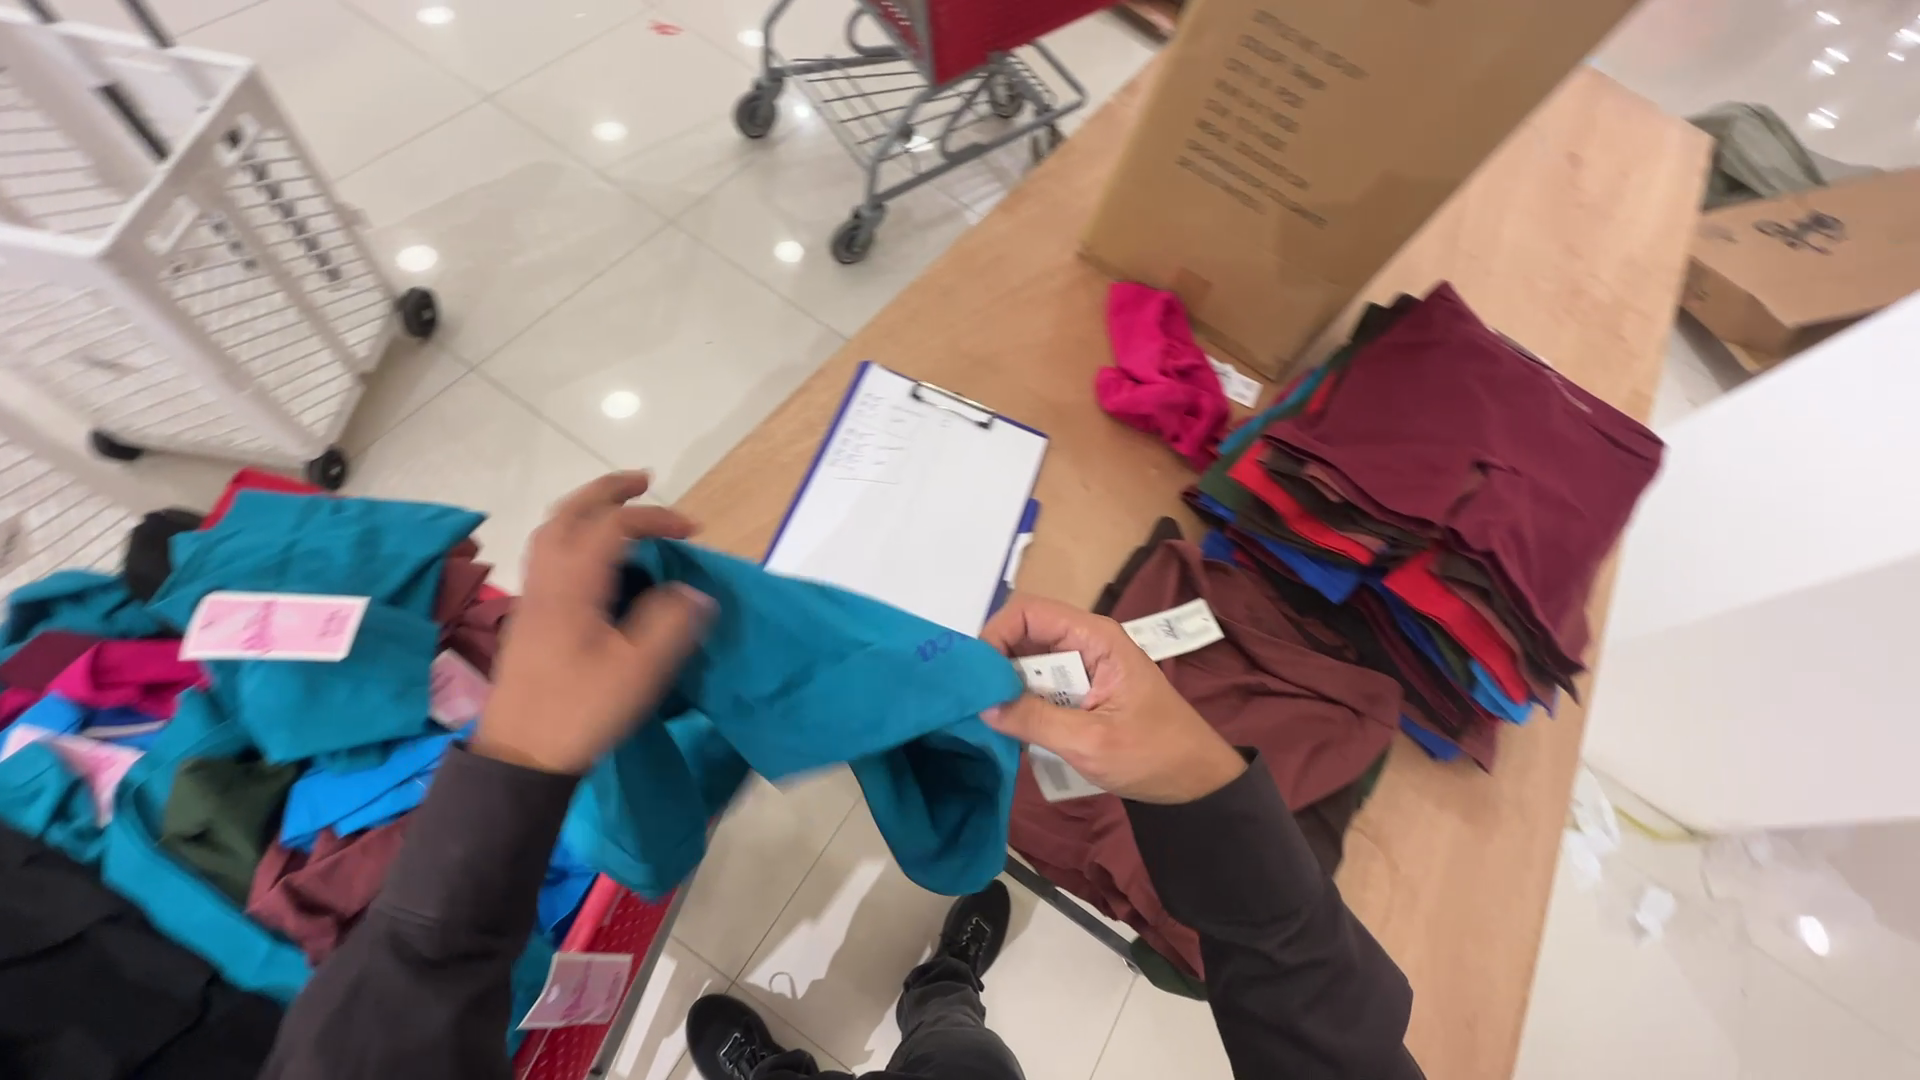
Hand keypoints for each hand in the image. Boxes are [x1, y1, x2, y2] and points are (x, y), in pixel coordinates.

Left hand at [474, 472, 715, 775]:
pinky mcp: (531, 615)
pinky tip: (594, 554)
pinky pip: (548, 553)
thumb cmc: (582, 709)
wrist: (521, 756)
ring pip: (552, 531)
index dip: (654, 518)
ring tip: (620, 506)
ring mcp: (533, 597)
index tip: (692, 531)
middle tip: (645, 480)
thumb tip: (695, 592)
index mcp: (573, 586)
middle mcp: (547, 580)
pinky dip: (574, 534)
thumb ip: (672, 623)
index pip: (612, 527)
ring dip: (586, 508)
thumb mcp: (640, 670)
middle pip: (569, 513)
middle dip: (608, 490)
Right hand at [980, 594, 1245, 803]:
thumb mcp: (1091, 742)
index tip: (976, 675)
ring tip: (985, 715)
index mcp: (1094, 637)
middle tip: (974, 700)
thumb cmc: (1153, 755)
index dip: (996, 635)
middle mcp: (1085, 642)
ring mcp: (1082, 666)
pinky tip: (1007, 725)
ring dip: (1005, 685)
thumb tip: (984, 706)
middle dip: (995, 663)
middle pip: (1024, 634)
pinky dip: (1020, 701)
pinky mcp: (1080, 690)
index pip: (1030, 612)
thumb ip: (1035, 720)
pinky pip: (1039, 684)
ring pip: (1028, 660)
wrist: (1196, 782)